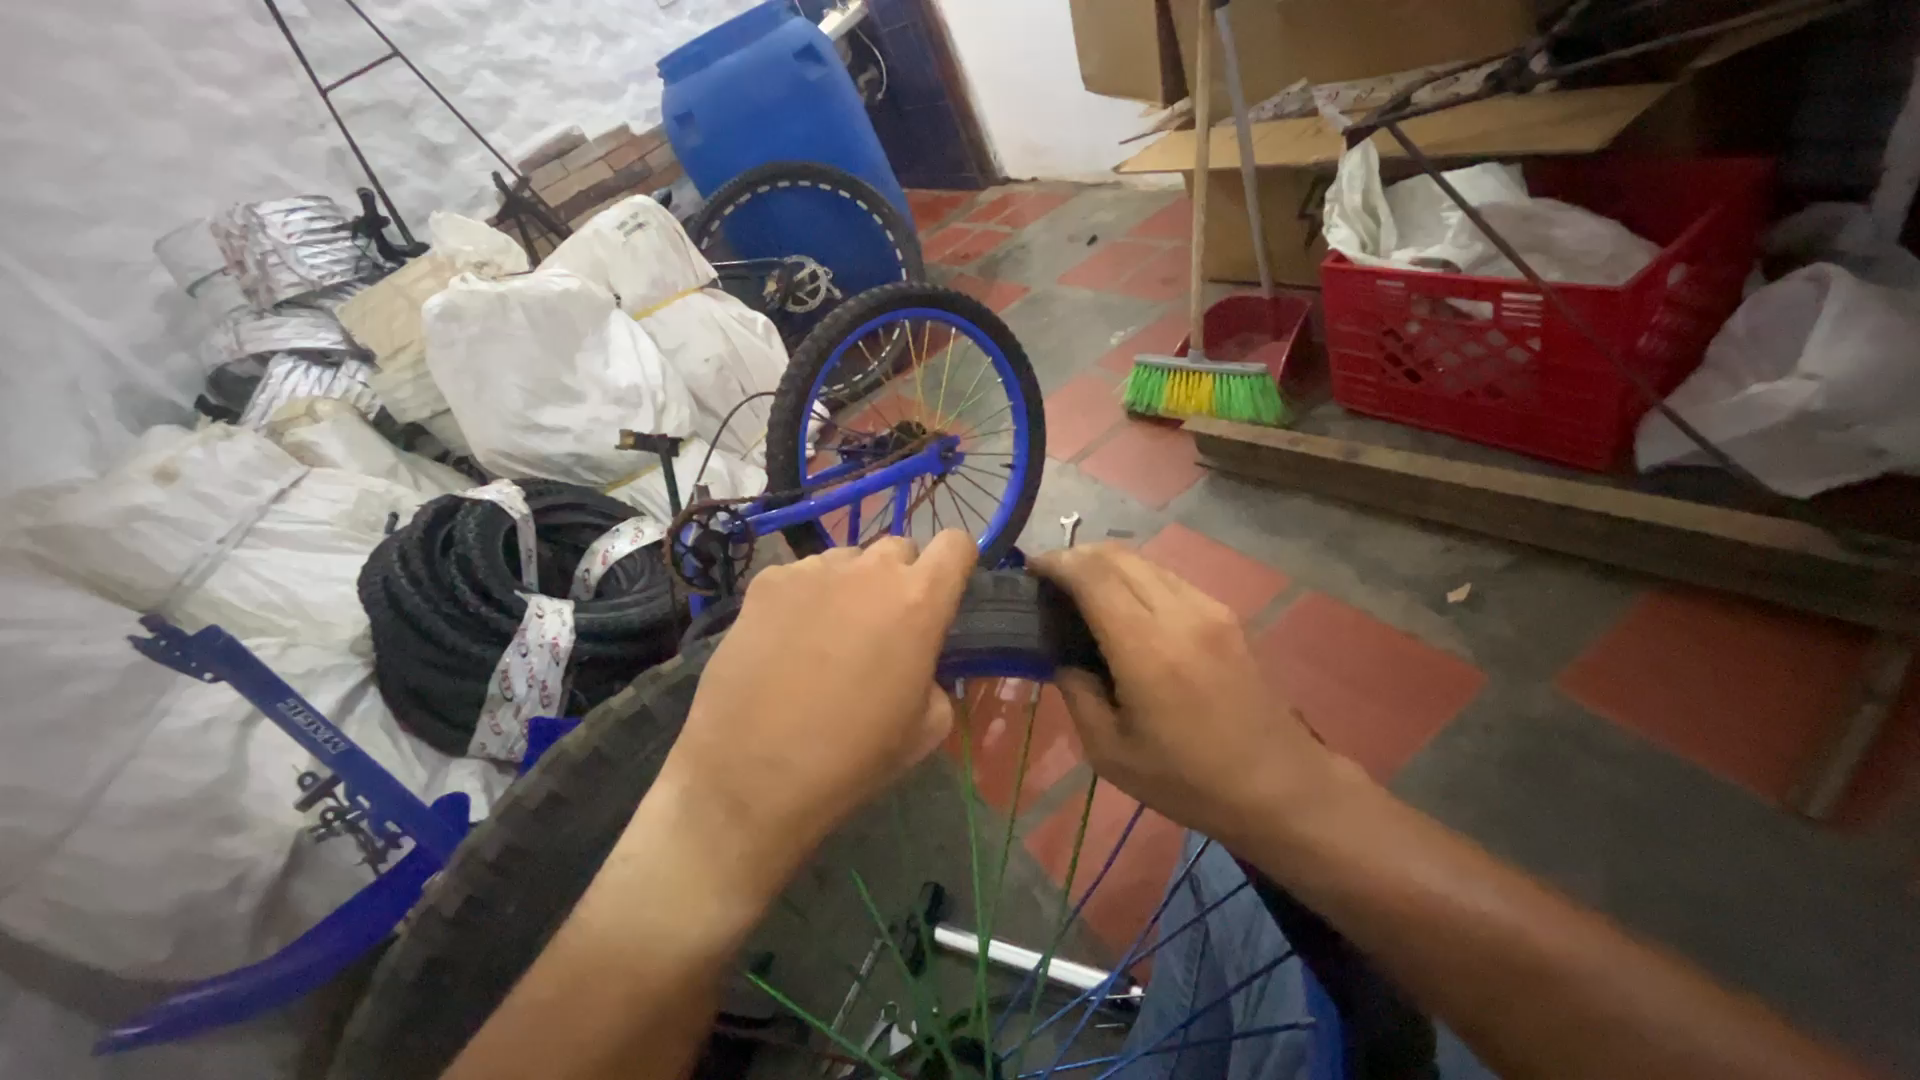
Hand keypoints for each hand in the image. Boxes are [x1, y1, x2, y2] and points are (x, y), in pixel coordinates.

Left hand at [653, 531, 976, 894]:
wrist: (752, 774)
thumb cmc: (852, 757)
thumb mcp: (928, 727)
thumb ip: (937, 676)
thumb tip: (921, 663)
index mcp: (919, 600)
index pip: (957, 544)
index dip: (956, 566)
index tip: (944, 596)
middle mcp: (869, 569)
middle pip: (899, 549)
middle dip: (900, 580)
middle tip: (883, 628)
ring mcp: (812, 570)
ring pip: (847, 561)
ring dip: (850, 587)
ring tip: (827, 637)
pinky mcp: (765, 581)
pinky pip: (801, 576)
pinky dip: (804, 598)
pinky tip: (786, 642)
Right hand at [1031, 544, 1345, 848]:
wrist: (1278, 786)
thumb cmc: (1188, 780)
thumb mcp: (1110, 752)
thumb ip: (1078, 694)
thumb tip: (1063, 658)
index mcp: (1147, 648)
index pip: (1092, 576)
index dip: (1056, 563)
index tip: (1030, 568)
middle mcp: (1180, 614)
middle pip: (1119, 557)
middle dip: (1077, 557)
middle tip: (1050, 579)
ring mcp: (1210, 609)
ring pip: (1147, 562)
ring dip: (1108, 565)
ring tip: (1082, 591)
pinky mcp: (1227, 616)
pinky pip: (1170, 579)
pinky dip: (1137, 579)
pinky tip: (1125, 608)